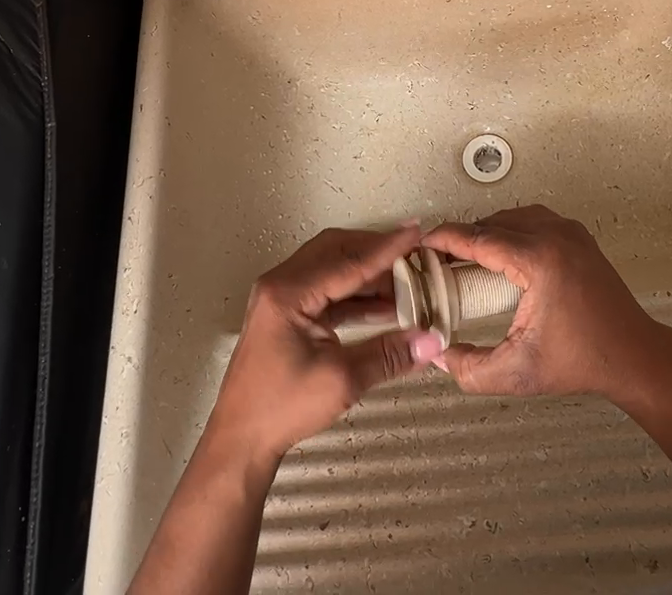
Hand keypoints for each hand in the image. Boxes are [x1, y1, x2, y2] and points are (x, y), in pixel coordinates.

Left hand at [206, 222, 445, 464]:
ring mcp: (282, 297)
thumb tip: (429, 340)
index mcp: (288, 293)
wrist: (242, 438)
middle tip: (414, 256)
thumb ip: (389, 355)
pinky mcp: (288, 312)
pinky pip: (327, 288)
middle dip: (377, 252)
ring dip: (368, 272)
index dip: (386, 248)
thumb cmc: (279, 408)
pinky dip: (356, 292)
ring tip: (406, 282)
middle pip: (337, 251)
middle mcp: (281, 285)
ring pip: (332, 266)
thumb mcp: (342, 380)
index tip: (415, 233)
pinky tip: (384, 306)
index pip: (348, 261)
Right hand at [421, 204, 663, 399]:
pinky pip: (532, 220)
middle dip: (461, 238)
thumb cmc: (581, 361)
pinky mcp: (578, 237)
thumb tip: (437, 354)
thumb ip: (468, 368)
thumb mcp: (515, 373)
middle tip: (439, 260)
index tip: (421, 245)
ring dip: (485, 232)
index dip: (443, 238)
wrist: (632, 355)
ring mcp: (570, 232)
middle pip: (491, 223)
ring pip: (512, 217)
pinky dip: (510, 230)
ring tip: (465, 259)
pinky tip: (499, 255)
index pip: (478, 237)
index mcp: (538, 260)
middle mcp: (555, 236)